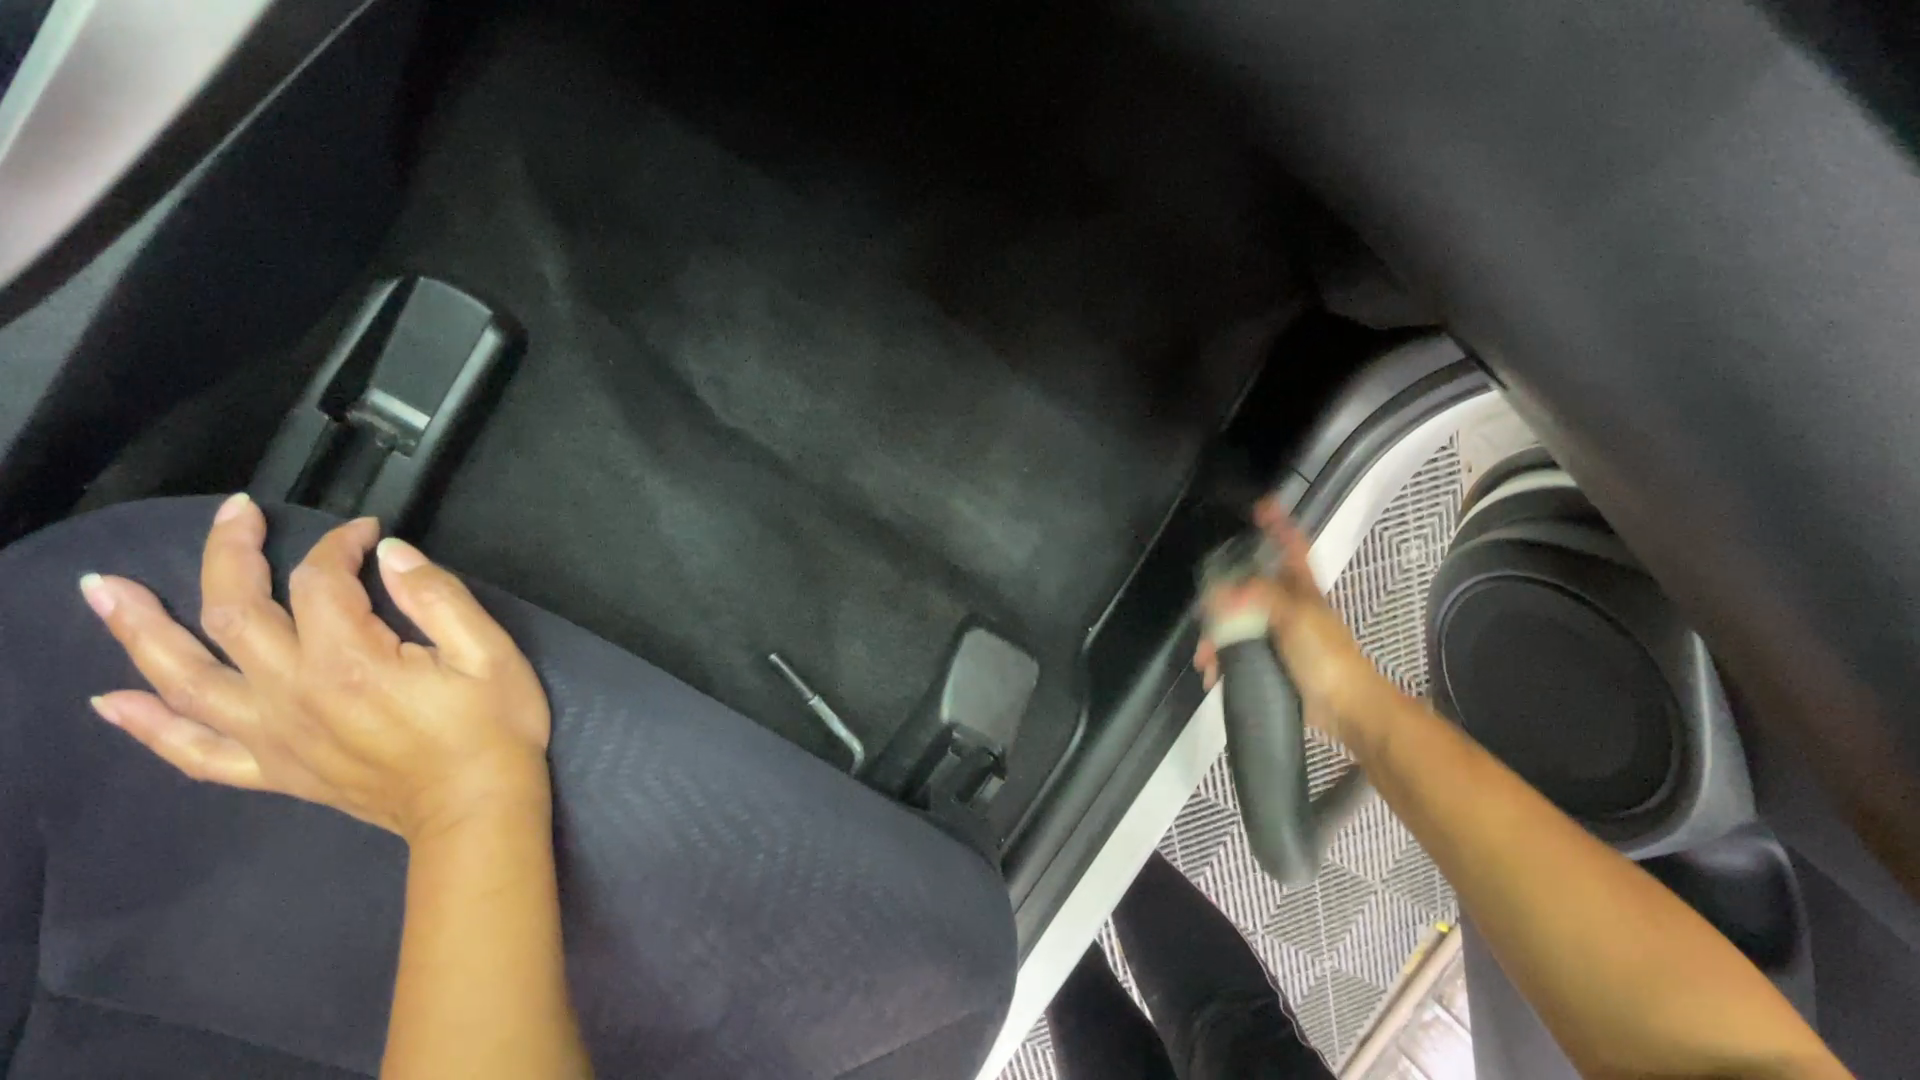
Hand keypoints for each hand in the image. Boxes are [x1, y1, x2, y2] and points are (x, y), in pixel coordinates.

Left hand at [81, 493, 552, 843]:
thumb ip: (437, 596)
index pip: (320, 581)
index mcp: (350, 660)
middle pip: (236, 612)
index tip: (369, 532)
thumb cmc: (494, 727)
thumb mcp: (490, 652)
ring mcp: (274, 736)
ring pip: (187, 678)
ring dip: (141, 631)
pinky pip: (195, 751)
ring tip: (104, 589)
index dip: (339, 544)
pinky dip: (148, 728)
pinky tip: (113, 703)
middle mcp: (294, 694)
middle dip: (231, 553)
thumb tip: (390, 552)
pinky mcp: (274, 771)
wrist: (477, 809)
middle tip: (236, 513)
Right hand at [1194, 496, 1399, 746]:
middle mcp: (1288, 608)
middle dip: (1223, 600)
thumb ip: (1257, 597)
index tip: (1261, 507)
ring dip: (1217, 640)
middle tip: (1205, 609)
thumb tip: (1219, 593)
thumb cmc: (1326, 655)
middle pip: (1250, 589)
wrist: (1346, 707)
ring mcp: (1279, 637)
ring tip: (1205, 657)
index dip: (1278, 526)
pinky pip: (1238, 656)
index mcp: (1301, 589)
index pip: (1291, 548)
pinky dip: (1222, 663)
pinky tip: (1212, 673)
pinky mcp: (1271, 664)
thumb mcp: (1295, 615)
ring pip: (1238, 626)